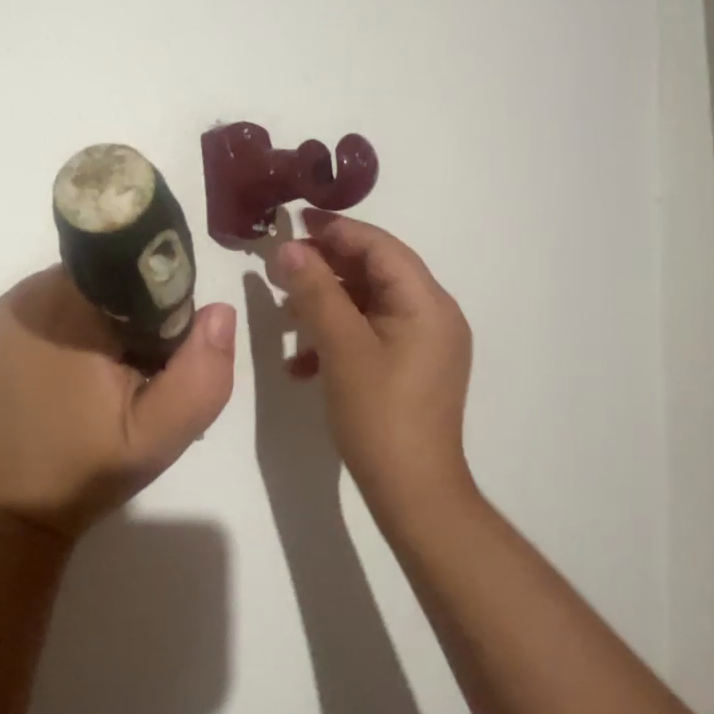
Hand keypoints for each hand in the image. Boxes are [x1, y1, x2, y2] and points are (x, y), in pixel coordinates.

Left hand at [0, 266, 236, 538]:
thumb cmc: (80, 472)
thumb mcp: (158, 434)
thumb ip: (202, 372)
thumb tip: (219, 311)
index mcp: (68, 304)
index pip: (136, 274)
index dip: (164, 312)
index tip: (163, 360)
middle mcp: (27, 297)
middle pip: (104, 287)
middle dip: (131, 324)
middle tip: (136, 384)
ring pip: (72, 303)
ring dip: (96, 334)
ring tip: (99, 394)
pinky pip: (40, 325)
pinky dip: (62, 346)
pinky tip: (64, 396)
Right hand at [265, 210, 473, 516]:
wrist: (413, 491)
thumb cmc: (379, 414)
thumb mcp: (341, 348)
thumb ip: (315, 292)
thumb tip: (288, 248)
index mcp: (427, 303)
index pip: (380, 246)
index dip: (336, 229)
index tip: (293, 222)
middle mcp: (434, 315)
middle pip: (375, 272)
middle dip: (326, 269)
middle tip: (279, 268)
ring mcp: (425, 345)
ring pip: (369, 305)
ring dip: (326, 305)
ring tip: (285, 315)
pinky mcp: (411, 369)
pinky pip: (371, 335)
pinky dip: (337, 337)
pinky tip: (302, 363)